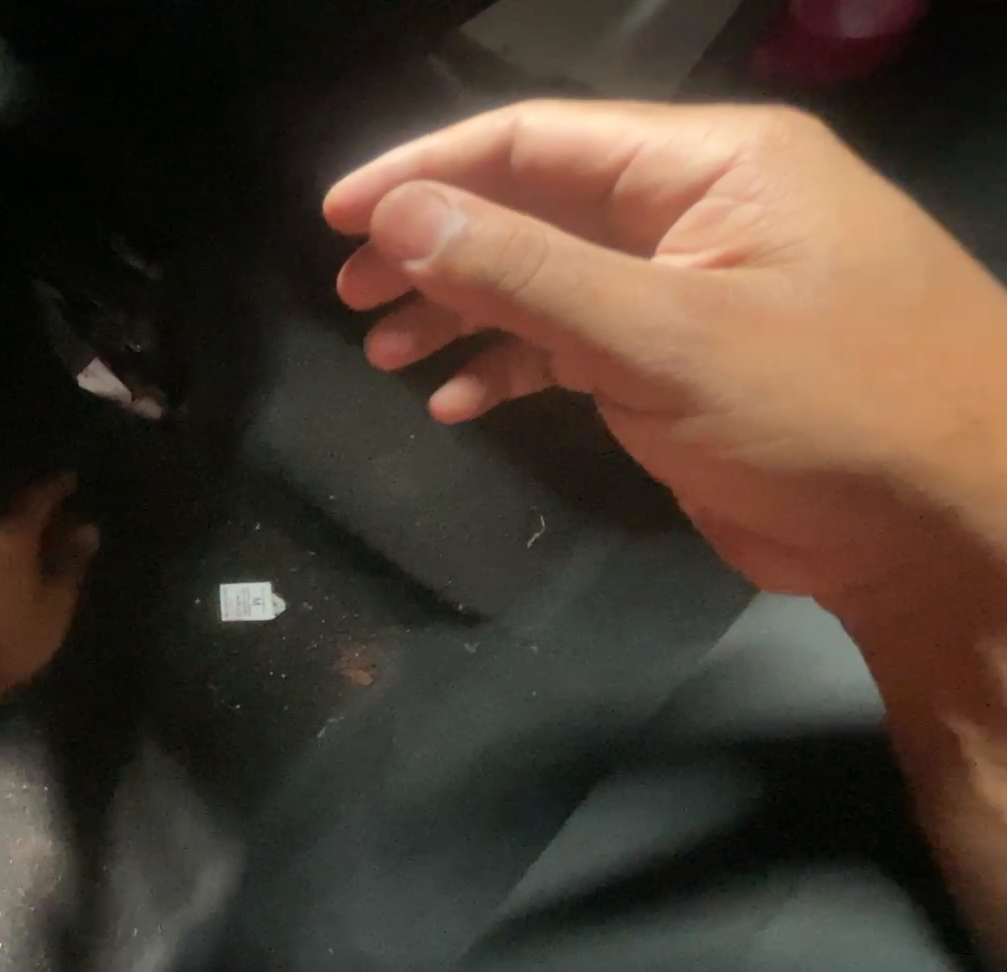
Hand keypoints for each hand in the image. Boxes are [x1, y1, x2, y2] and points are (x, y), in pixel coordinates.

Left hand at [0, 474, 99, 689]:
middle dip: (40, 518)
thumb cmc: (18, 634)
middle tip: (63, 526)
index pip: (37, 499)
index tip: (71, 479)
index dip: (56, 487)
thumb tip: (87, 529)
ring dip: (20, 539)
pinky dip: (3, 556)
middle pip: (15, 517)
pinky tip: (14, 573)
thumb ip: (72, 561)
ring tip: (41, 553)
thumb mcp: (57, 600)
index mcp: (11, 536)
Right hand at [323, 100, 1006, 610]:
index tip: (337, 214)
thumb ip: (518, 270)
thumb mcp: (652, 333)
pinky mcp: (657, 359)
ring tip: (382, 355)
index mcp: (701, 169)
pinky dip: (499, 369)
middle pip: (520, 212)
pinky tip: (454, 403)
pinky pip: (555, 344)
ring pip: (529, 283)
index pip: (530, 142)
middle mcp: (681, 215)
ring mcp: (669, 290)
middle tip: (348, 295)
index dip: (423, 172)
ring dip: (451, 316)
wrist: (937, 527)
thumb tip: (397, 217)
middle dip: (427, 252)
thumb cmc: (818, 408)